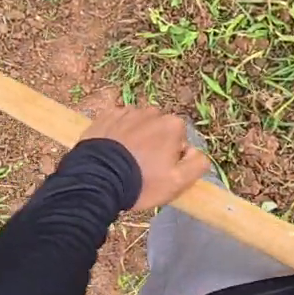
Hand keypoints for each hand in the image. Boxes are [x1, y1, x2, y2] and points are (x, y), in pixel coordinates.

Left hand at [78, 105, 211, 209]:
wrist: (96, 180)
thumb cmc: (142, 182)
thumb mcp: (178, 182)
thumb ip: (197, 164)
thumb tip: (196, 152)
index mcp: (173, 125)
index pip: (180, 140)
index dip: (173, 157)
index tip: (160, 171)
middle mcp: (152, 112)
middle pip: (160, 129)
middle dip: (155, 144)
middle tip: (143, 167)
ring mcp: (127, 112)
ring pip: (139, 125)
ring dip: (137, 138)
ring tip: (125, 161)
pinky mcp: (105, 116)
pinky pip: (119, 123)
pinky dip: (118, 133)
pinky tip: (112, 152)